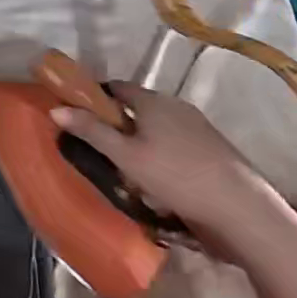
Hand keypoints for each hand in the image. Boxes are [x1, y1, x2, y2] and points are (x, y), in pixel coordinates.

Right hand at [50, 83, 281, 244]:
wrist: (242, 210)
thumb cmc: (175, 176)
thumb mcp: (125, 156)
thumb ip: (92, 131)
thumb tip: (55, 108)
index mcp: (152, 101)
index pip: (117, 87)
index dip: (97, 99)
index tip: (82, 118)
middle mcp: (176, 105)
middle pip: (138, 109)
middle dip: (120, 128)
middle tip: (105, 154)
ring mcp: (199, 127)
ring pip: (158, 130)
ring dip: (142, 146)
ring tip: (131, 175)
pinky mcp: (213, 149)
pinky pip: (177, 146)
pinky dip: (163, 158)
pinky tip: (162, 185)